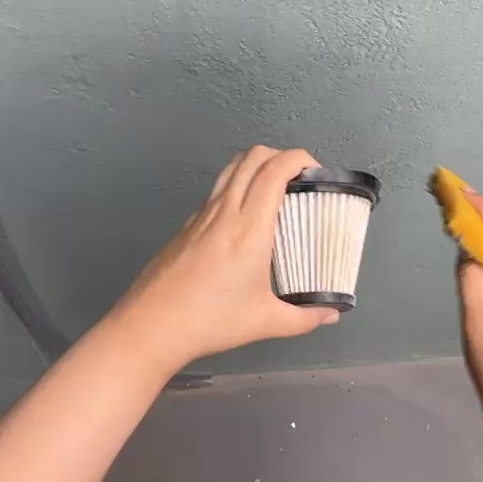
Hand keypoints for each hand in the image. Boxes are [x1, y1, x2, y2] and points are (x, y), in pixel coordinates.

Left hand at [102, 146, 338, 372]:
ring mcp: (202, 213)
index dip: (298, 158)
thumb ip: (303, 318)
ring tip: (274, 188)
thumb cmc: (210, 322)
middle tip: (299, 178)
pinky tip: (244, 216)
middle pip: (253, 156)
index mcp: (249, 228)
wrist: (151, 326)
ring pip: (232, 167)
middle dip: (281, 155)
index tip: (316, 170)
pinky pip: (217, 189)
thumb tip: (331, 314)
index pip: (274, 171)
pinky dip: (238, 185)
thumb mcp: (264, 322)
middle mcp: (226, 211)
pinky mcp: (187, 223)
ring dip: (257, 164)